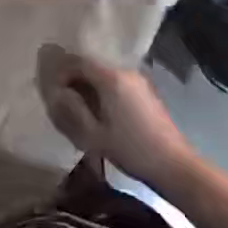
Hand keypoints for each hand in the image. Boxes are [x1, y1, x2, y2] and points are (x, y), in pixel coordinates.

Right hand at [36, 44, 197, 190]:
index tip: (53, 89)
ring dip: (90, 85)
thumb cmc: (131, 150)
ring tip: (80, 107)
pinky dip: (105, 90)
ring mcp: (139, 80)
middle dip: (75, 78)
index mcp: (111, 78)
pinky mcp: (146, 92)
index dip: (62, 72)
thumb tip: (59, 93)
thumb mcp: (95, 135)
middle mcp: (125, 72)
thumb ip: (74, 110)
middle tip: (64, 98)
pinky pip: (118, 82)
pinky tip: (102, 111)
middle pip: (93, 65)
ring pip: (106, 74)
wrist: (174, 165)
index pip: (79, 61)